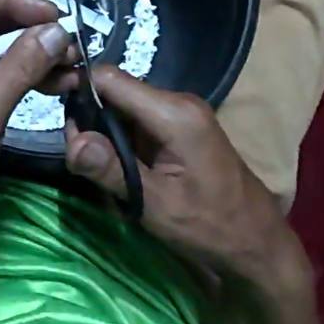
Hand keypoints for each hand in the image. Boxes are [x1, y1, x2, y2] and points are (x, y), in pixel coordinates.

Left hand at [0, 0, 76, 231]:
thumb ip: (19, 67)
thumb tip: (59, 30)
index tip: (56, 18)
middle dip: (33, 26)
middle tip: (74, 42)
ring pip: (3, 41)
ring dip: (39, 49)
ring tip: (76, 63)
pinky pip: (6, 68)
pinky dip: (33, 71)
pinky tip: (64, 81)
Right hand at [64, 68, 308, 297]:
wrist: (257, 246)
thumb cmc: (210, 227)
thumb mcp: (155, 205)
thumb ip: (111, 170)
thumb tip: (72, 142)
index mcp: (174, 113)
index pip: (109, 78)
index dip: (81, 94)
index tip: (67, 129)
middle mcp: (177, 102)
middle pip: (113, 91)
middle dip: (89, 120)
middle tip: (81, 161)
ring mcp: (179, 113)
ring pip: (121, 107)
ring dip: (103, 133)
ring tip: (98, 168)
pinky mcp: (178, 127)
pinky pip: (135, 120)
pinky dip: (119, 140)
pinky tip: (119, 167)